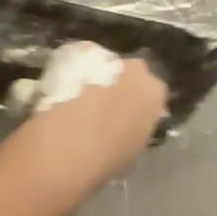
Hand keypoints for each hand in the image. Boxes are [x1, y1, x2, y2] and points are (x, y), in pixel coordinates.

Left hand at [4, 42, 167, 188]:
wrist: (67, 145)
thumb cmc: (108, 158)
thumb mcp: (134, 148)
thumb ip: (136, 129)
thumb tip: (128, 126)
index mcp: (155, 93)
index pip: (153, 94)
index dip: (140, 105)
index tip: (129, 118)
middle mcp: (136, 69)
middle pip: (131, 74)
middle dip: (120, 85)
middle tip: (105, 107)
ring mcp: (105, 60)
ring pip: (104, 67)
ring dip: (96, 80)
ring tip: (79, 104)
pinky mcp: (75, 57)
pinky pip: (77, 64)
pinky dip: (71, 75)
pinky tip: (61, 95)